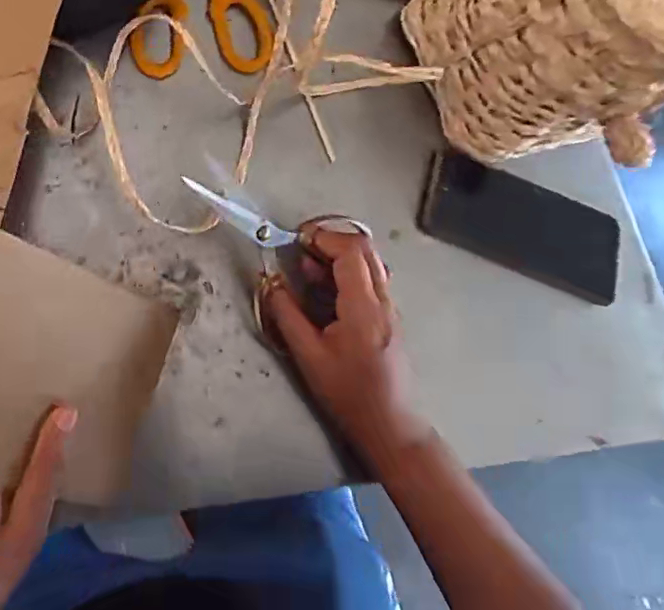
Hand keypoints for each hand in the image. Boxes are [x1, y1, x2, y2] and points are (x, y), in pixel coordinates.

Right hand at [264, 223, 429, 461]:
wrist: (392, 427)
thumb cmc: (348, 394)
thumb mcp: (308, 357)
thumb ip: (287, 315)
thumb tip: (271, 283)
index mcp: (364, 308)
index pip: (350, 252)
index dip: (323, 237)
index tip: (297, 240)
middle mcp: (383, 300)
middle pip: (364, 248)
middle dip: (331, 239)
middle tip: (302, 248)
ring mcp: (390, 307)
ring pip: (369, 261)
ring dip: (338, 255)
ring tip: (308, 269)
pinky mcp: (390, 316)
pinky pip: (371, 277)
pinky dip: (347, 271)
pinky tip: (326, 289)